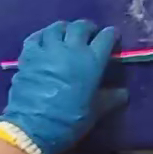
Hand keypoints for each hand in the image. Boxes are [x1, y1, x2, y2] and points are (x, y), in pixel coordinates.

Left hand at [0, 20, 127, 153]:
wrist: (34, 126)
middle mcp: (70, 49)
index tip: (112, 36)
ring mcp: (47, 49)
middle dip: (88, 28)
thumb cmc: (69, 120)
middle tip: (89, 34)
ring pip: (57, 27)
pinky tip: (45, 40)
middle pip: (81, 27)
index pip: (106, 38)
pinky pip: (36, 37)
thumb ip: (110, 99)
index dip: (111, 35)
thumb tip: (123, 93)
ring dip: (65, 28)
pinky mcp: (28, 54)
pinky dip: (42, 36)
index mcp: (91, 61)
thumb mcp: (95, 111)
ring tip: (66, 34)